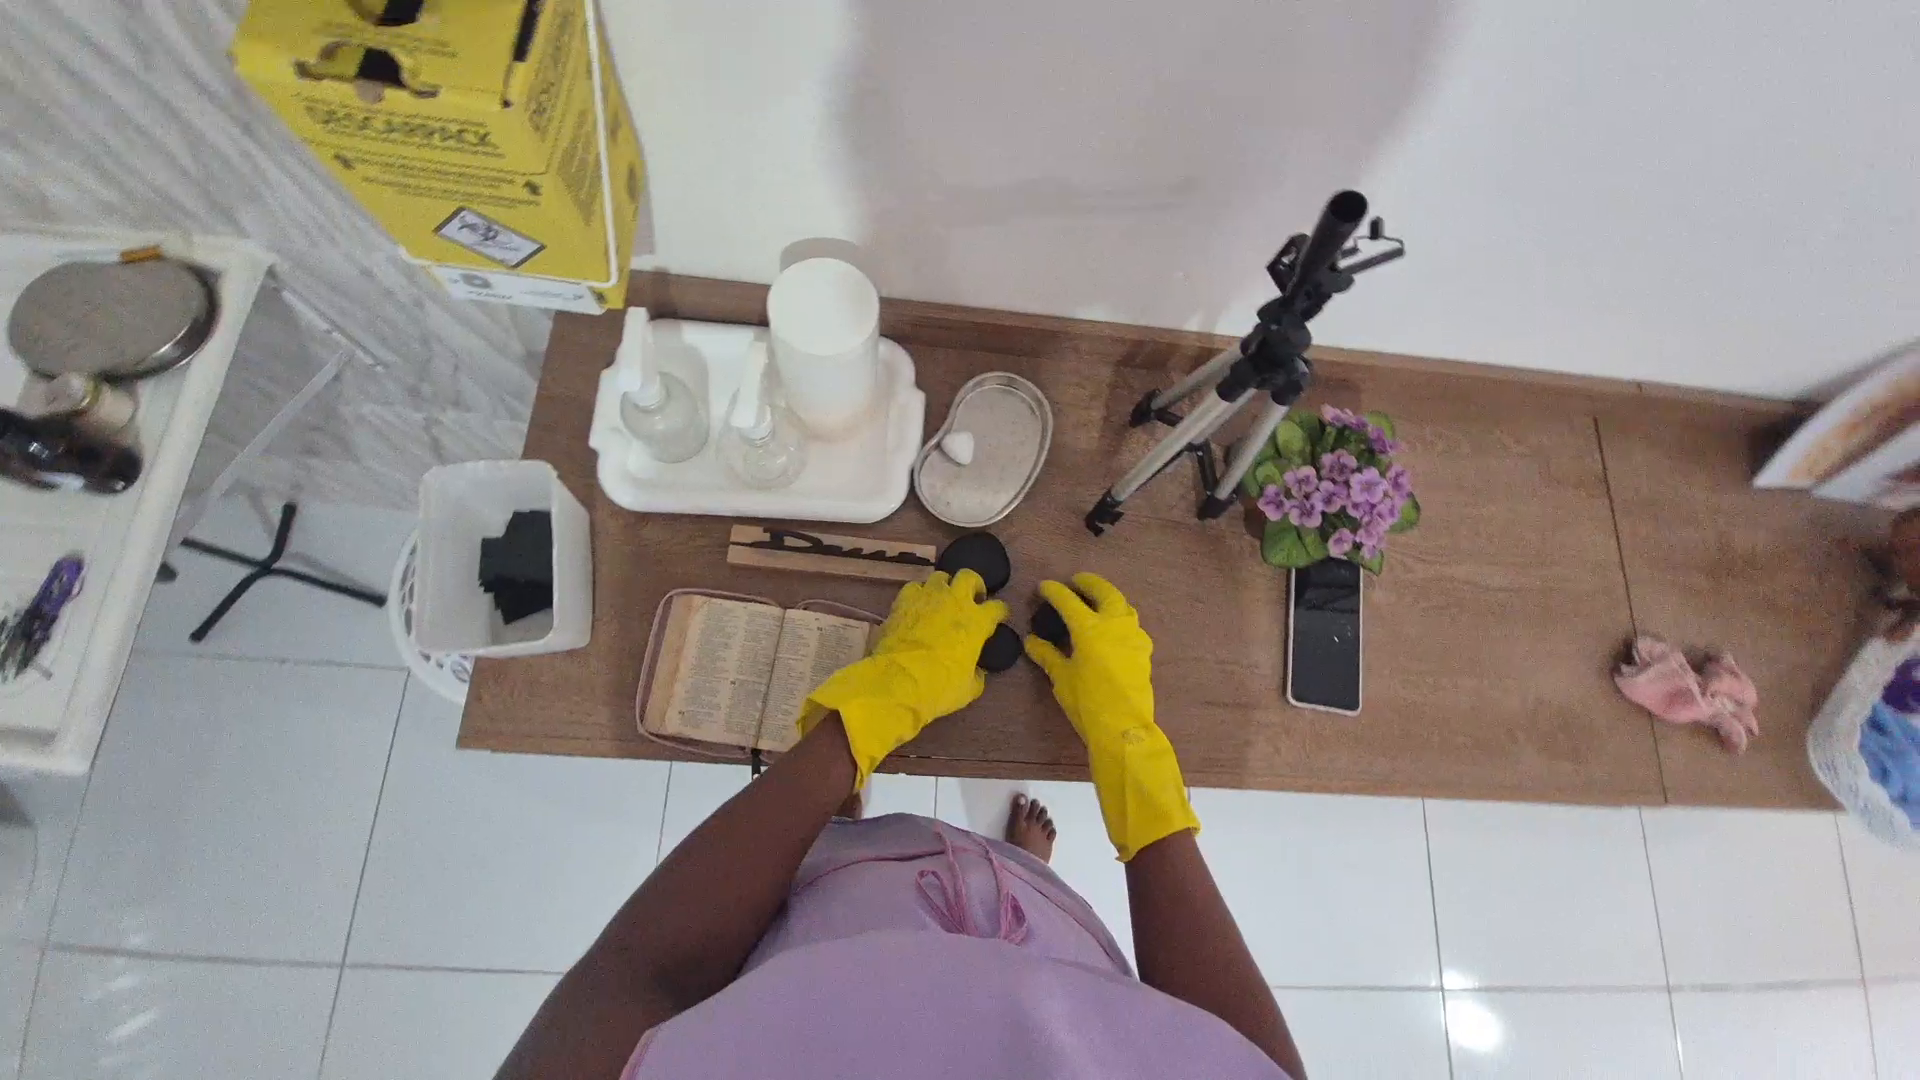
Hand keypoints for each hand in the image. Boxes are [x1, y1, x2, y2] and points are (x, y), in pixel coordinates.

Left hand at [800, 569, 1009, 785]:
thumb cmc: (939, 687)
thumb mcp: (968, 688)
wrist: (899, 682)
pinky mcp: (903, 601)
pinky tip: (916, 606)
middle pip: (969, 576)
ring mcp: (927, 597)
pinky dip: (918, 595)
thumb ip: (976, 674)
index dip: (999, 612)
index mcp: (977, 622)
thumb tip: (977, 671)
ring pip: (940, 577)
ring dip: (944, 587)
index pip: (997, 608)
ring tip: (941, 599)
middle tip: (971, 598)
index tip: (997, 617)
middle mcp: (955, 601)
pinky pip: (914, 587)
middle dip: (973, 584)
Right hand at [1025, 573, 1198, 860]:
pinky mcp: (1144, 650)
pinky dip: (1120, 618)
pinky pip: (1132, 625)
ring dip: (1108, 597)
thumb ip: (1047, 655)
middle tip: (1076, 581)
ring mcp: (1133, 636)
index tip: (1044, 587)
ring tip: (1095, 601)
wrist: (1123, 728)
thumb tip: (1032, 641)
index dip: (1053, 591)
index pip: (1068, 600)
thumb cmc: (1087, 702)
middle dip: (1089, 582)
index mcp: (1090, 628)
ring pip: (1123, 605)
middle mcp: (1115, 624)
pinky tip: (1113, 630)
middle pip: (1104, 591)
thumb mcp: (1061, 678)